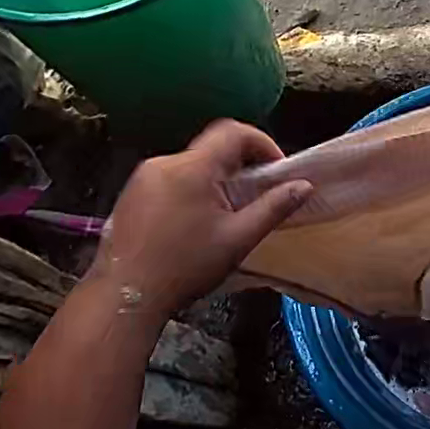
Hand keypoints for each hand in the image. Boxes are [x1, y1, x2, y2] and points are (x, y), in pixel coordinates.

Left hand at [88, 120, 310, 317]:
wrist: (124, 296)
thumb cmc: (186, 266)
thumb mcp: (240, 237)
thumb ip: (275, 206)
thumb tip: (304, 185)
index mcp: (192, 169)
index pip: (233, 132)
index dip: (263, 143)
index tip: (277, 169)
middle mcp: (164, 164)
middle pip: (213, 148)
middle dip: (242, 165)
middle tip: (259, 194)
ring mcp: (143, 178)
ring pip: (194, 164)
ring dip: (219, 178)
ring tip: (231, 211)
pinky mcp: (132, 194)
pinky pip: (173, 178)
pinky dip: (195, 188)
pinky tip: (200, 220)